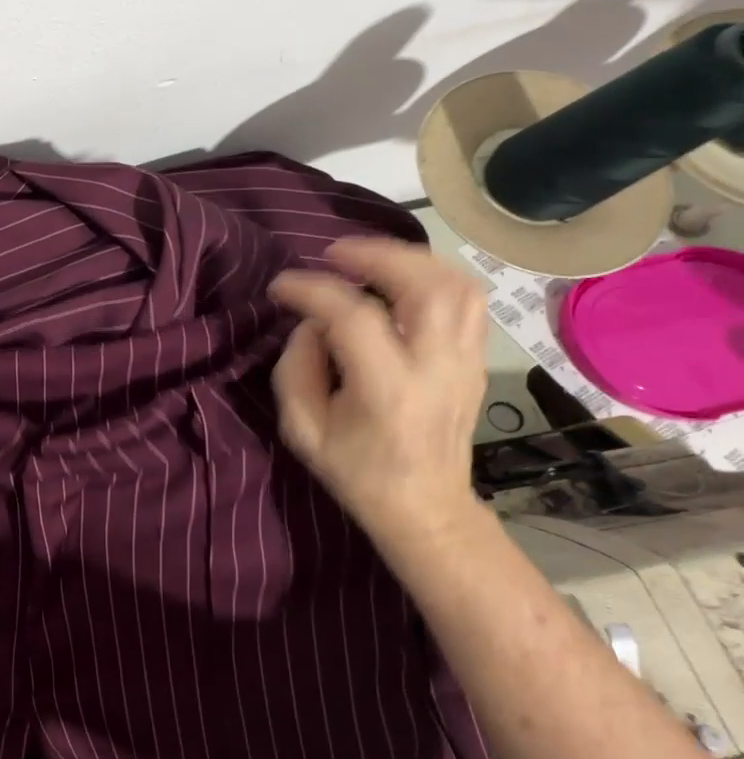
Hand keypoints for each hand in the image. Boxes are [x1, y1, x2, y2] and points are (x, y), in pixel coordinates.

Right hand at [267, 238, 488, 536]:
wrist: (424, 505)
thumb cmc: (354, 469)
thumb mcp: (301, 427)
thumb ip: (297, 366)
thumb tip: (311, 322)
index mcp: (387, 389)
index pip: (352, 316)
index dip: (312, 290)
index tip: (281, 286)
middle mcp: (437, 367)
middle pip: (427, 286)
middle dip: (377, 256)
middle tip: (333, 253)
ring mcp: (466, 361)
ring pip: (458, 285)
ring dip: (410, 260)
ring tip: (366, 259)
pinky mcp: (476, 359)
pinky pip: (465, 300)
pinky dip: (430, 277)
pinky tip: (396, 281)